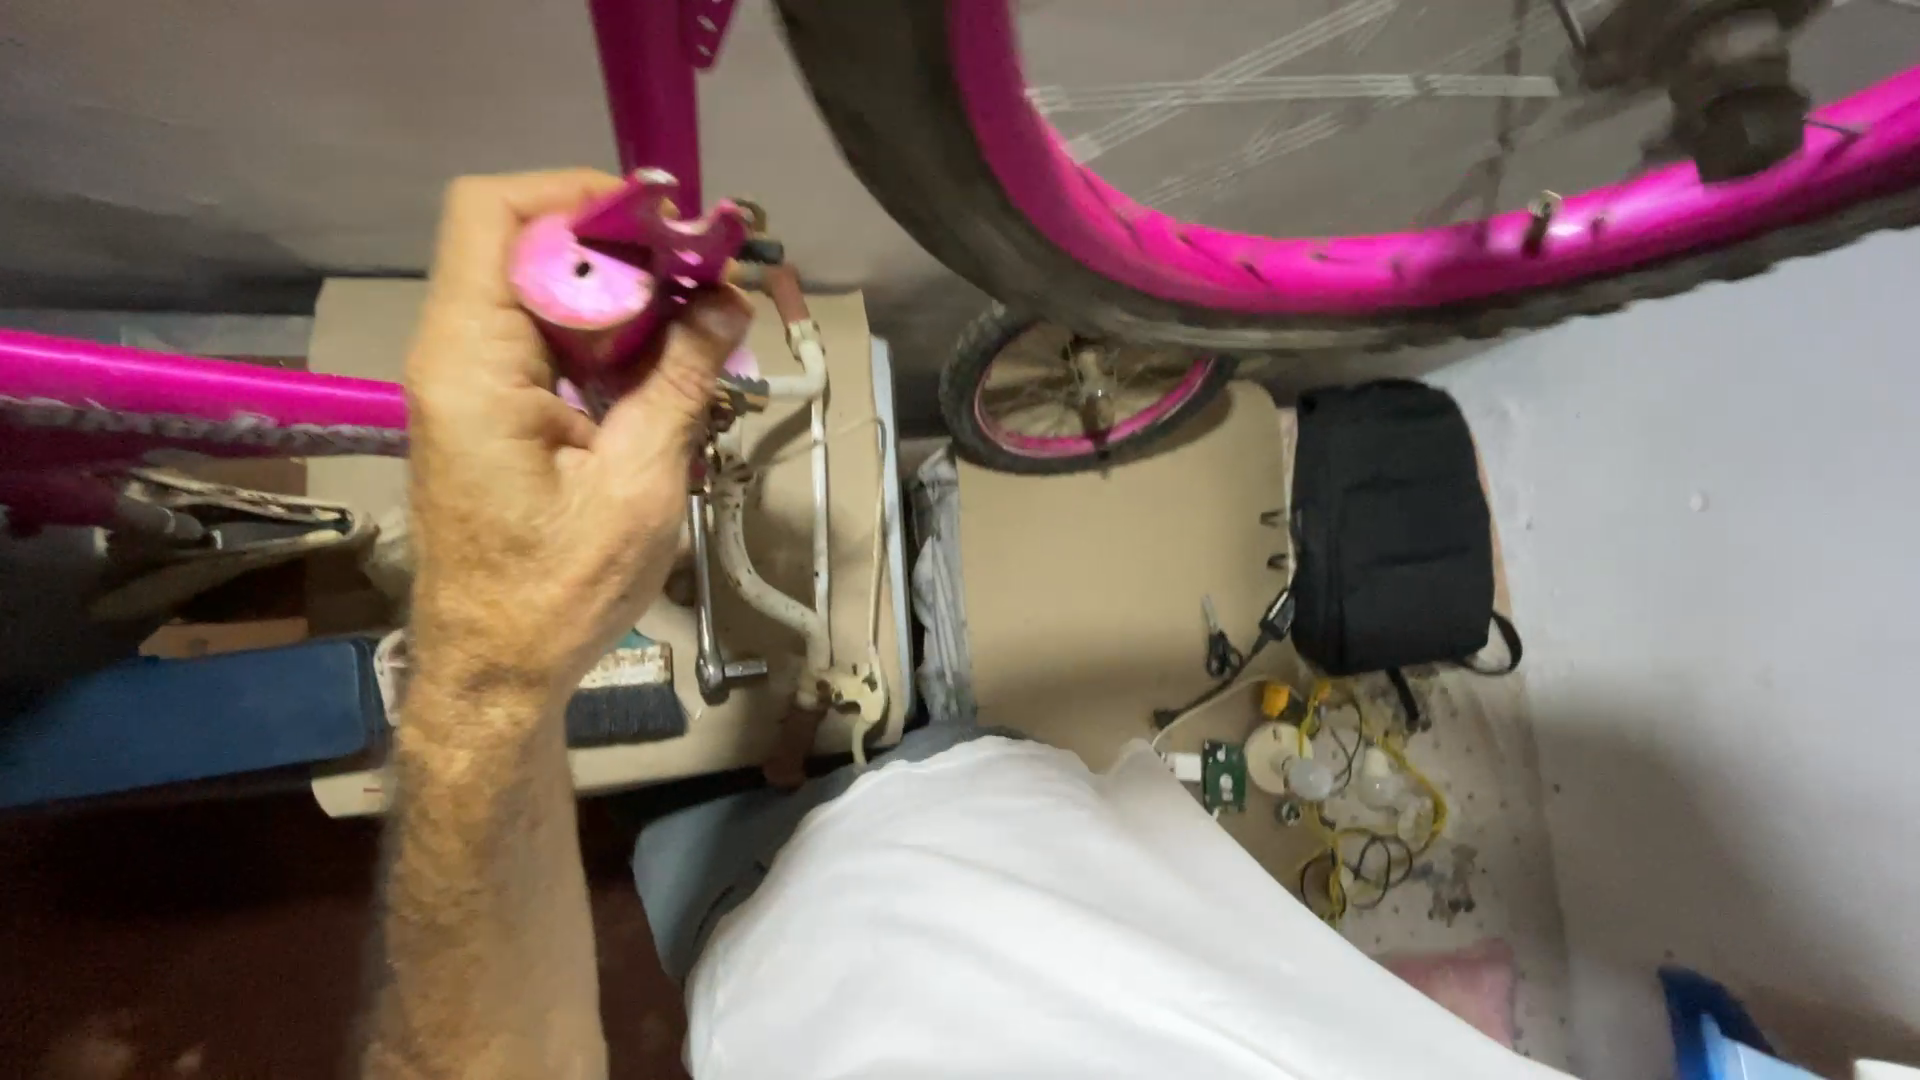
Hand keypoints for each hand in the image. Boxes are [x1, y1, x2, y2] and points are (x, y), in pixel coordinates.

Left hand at [404, 170, 752, 703]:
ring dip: (631, 304)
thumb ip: (680, 381)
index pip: (499, 216)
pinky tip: (669, 377)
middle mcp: (459, 355)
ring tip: (705, 331)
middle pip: (532, 249)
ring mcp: (476, 385)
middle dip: (628, 255)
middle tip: (711, 285)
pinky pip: (556, 347)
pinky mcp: (500, 413)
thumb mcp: (640, 483)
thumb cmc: (562, 589)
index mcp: (475, 363)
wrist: (500, 667)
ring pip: (550, 297)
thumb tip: (727, 303)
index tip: (672, 225)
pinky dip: (616, 347)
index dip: (584, 197)